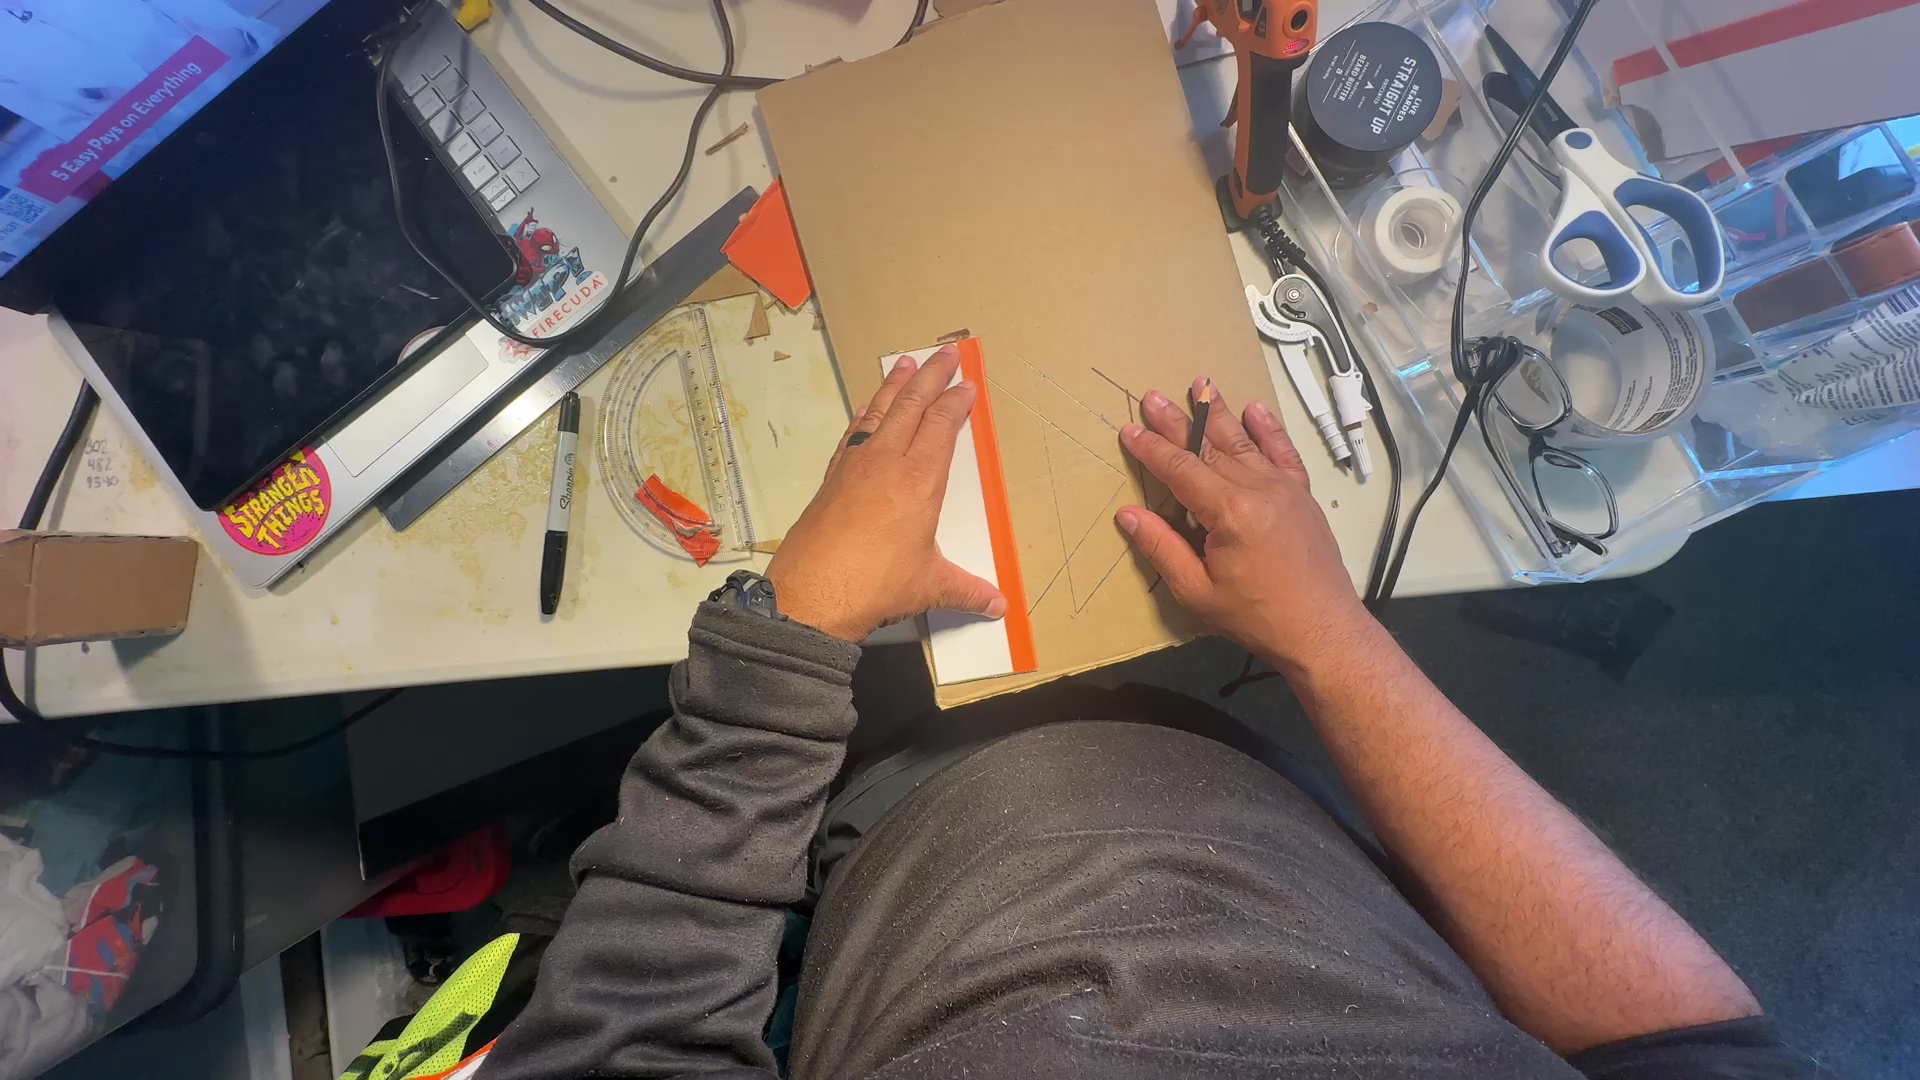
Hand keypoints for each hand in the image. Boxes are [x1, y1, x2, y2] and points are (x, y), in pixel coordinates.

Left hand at [767, 345, 1007, 641]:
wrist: (811, 594)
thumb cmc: (876, 584)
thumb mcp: (929, 587)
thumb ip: (967, 591)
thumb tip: (997, 606)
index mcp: (919, 479)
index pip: (941, 426)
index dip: (955, 402)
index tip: (966, 384)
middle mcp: (886, 462)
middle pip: (911, 405)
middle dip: (930, 376)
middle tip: (944, 353)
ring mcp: (854, 467)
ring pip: (879, 413)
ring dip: (893, 386)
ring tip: (902, 363)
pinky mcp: (832, 479)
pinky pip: (853, 434)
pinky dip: (864, 415)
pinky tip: (866, 410)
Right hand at [1116, 378, 1371, 672]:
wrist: (1322, 631)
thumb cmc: (1255, 616)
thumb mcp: (1196, 591)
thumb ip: (1161, 548)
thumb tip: (1128, 514)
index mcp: (1230, 513)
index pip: (1181, 470)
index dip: (1152, 449)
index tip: (1129, 430)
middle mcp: (1259, 490)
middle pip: (1209, 447)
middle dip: (1177, 421)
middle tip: (1152, 396)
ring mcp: (1285, 489)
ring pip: (1244, 442)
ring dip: (1219, 413)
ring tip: (1201, 384)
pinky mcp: (1302, 496)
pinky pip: (1283, 454)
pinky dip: (1269, 430)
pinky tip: (1256, 410)